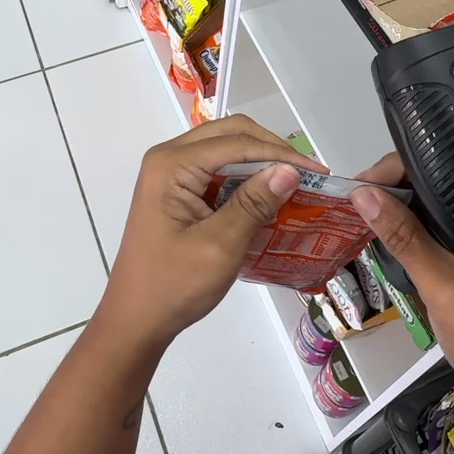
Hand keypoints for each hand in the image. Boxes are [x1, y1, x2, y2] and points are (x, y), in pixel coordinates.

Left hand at [99, 115, 326, 346]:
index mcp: (172, 164)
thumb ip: (253, 204)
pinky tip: (270, 196)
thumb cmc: (173, 285)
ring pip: (225, 149)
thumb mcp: (219, 246)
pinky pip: (217, 170)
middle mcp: (169, 158)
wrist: (135, 319)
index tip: (318, 172)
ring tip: (296, 183)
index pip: (235, 142)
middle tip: (308, 174)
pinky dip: (245, 178)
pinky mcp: (178, 190)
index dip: (279, 153)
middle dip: (271, 149)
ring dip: (260, 162)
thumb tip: (290, 170)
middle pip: (229, 134)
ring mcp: (171, 173)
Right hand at [351, 154, 453, 400]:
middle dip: (407, 184)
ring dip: (414, 205)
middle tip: (366, 193)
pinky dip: (426, 225)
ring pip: (452, 207)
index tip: (374, 177)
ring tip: (374, 205)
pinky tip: (399, 226)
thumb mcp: (442, 285)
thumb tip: (361, 193)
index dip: (415, 165)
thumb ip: (403, 237)